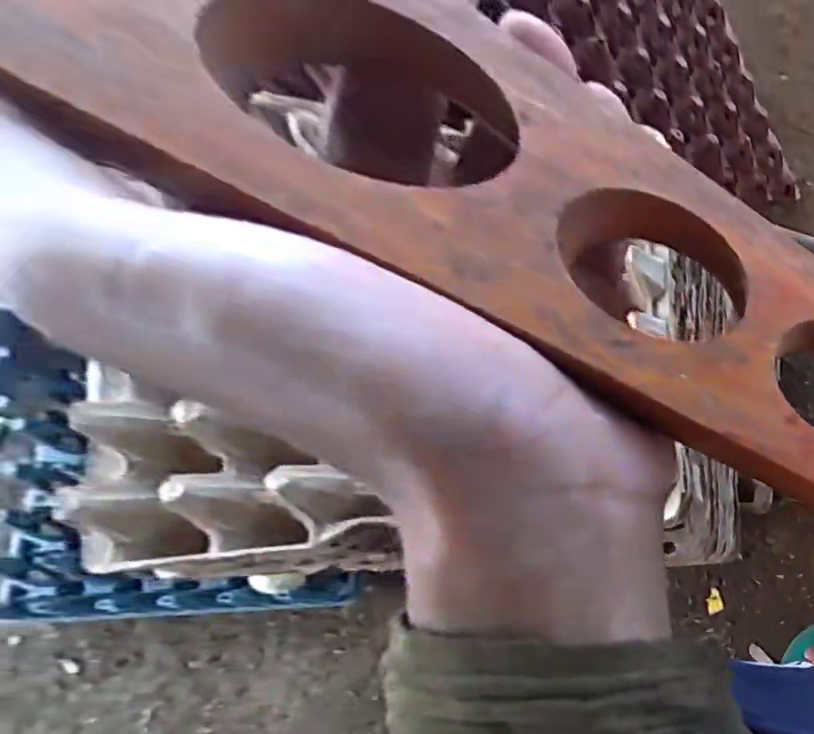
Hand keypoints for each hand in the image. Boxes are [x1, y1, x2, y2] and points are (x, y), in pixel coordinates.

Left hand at [0, 15, 676, 642]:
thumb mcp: (122, 272)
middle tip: (490, 24)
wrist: (538, 487)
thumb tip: (9, 68)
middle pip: (407, 124)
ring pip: (512, 168)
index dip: (298, 24)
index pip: (269, 97)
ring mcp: (500, 288)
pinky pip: (590, 226)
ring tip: (566, 71)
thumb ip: (29, 176)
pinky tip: (631, 144)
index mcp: (284, 234)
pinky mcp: (580, 312)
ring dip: (539, 109)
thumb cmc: (366, 383)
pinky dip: (610, 182)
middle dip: (438, 54)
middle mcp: (391, 260)